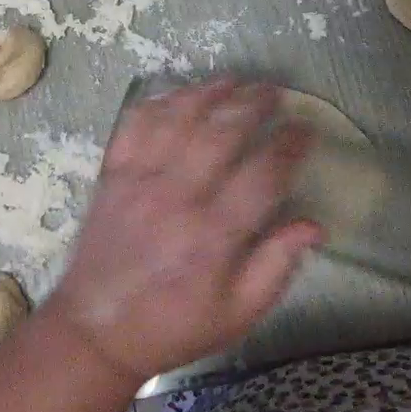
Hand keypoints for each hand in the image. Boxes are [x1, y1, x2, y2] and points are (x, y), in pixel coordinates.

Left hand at [41, 79, 323, 382]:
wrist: (96, 330)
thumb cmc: (173, 326)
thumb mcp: (236, 314)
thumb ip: (276, 267)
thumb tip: (314, 224)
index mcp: (213, 237)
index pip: (263, 175)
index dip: (289, 145)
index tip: (306, 129)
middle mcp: (176, 199)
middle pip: (220, 133)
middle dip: (252, 104)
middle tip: (274, 91)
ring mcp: (138, 181)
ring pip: (177, 119)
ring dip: (208, 93)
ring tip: (234, 80)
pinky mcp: (111, 175)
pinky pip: (135, 126)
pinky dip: (159, 103)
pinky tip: (179, 95)